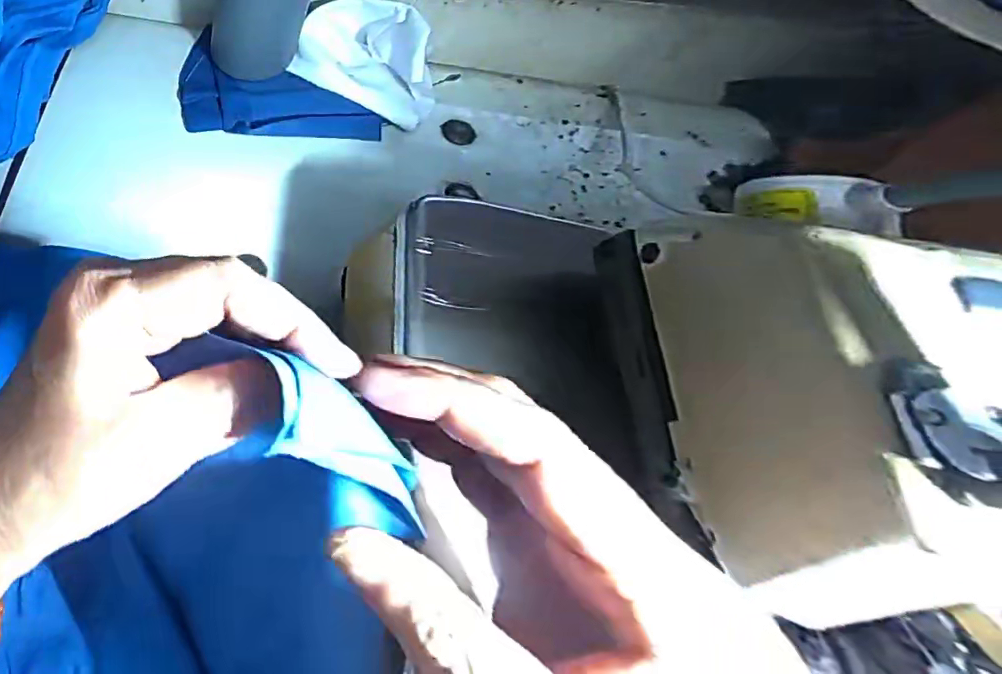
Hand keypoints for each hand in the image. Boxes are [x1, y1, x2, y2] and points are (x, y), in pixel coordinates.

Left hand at [0, 255, 362, 651]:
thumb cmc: (64, 474)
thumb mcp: (158, 441)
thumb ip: (233, 397)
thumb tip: (299, 380)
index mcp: (110, 296)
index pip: (220, 280)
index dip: (287, 316)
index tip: (336, 363)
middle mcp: (104, 275)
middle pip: (209, 278)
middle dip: (272, 320)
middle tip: (324, 369)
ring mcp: (99, 291)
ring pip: (196, 291)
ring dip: (248, 326)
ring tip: (300, 367)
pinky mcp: (102, 314)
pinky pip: (174, 310)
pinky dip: (217, 333)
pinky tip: (249, 362)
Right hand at [329, 356, 803, 672]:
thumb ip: (437, 624)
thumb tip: (348, 541)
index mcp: (653, 574)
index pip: (541, 443)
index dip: (452, 401)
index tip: (379, 385)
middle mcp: (623, 540)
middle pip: (520, 427)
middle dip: (433, 392)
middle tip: (360, 378)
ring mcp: (584, 540)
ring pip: (501, 439)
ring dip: (429, 410)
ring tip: (367, 396)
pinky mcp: (549, 549)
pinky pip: (489, 470)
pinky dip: (435, 442)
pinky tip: (395, 432)